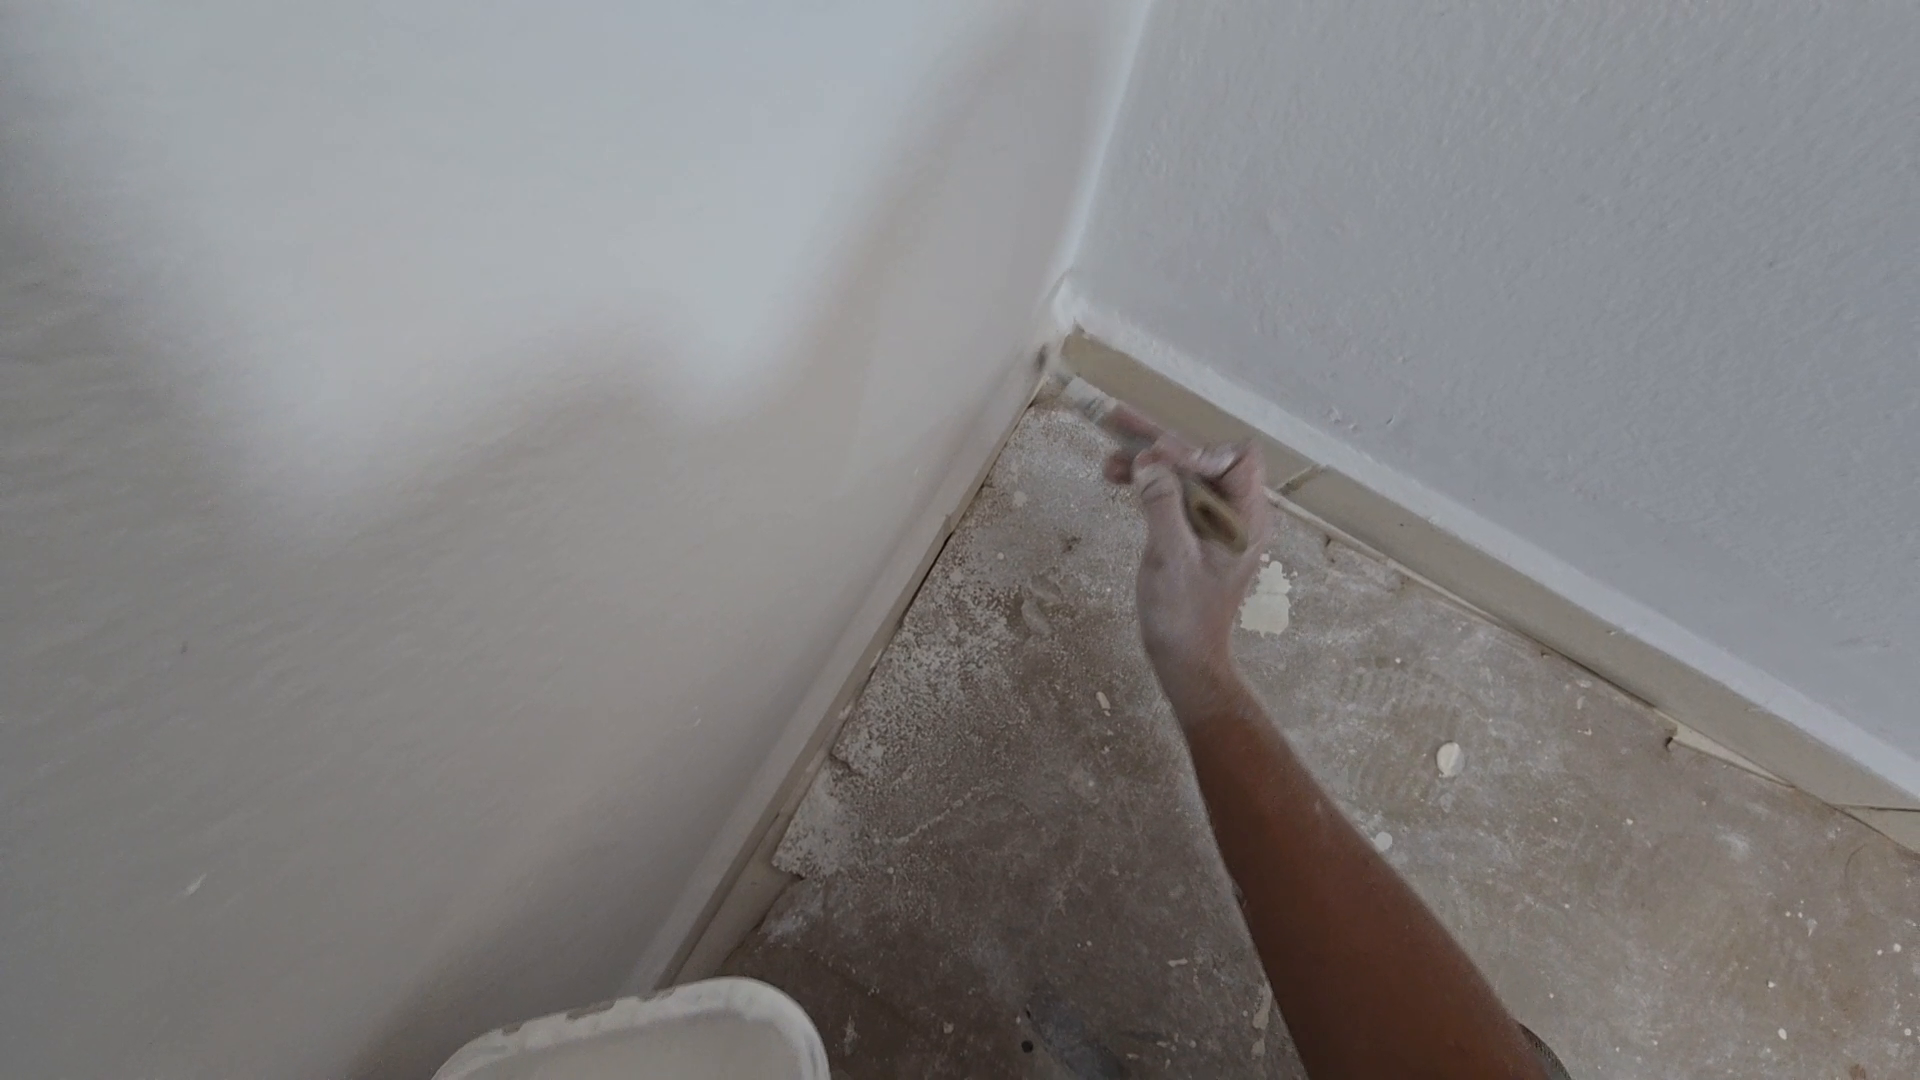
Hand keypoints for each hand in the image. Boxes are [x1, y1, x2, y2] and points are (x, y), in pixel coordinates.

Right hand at [1104, 436, 1271, 712]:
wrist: (1183, 659)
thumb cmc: (1183, 615)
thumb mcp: (1170, 558)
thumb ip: (1162, 505)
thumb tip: (1148, 460)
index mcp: (1246, 518)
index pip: (1234, 459)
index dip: (1196, 450)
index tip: (1157, 457)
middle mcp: (1234, 514)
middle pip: (1201, 461)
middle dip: (1160, 443)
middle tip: (1118, 421)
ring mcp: (1212, 524)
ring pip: (1181, 475)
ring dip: (1147, 462)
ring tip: (1107, 455)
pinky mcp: (1191, 533)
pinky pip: (1171, 496)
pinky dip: (1146, 484)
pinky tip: (1115, 477)